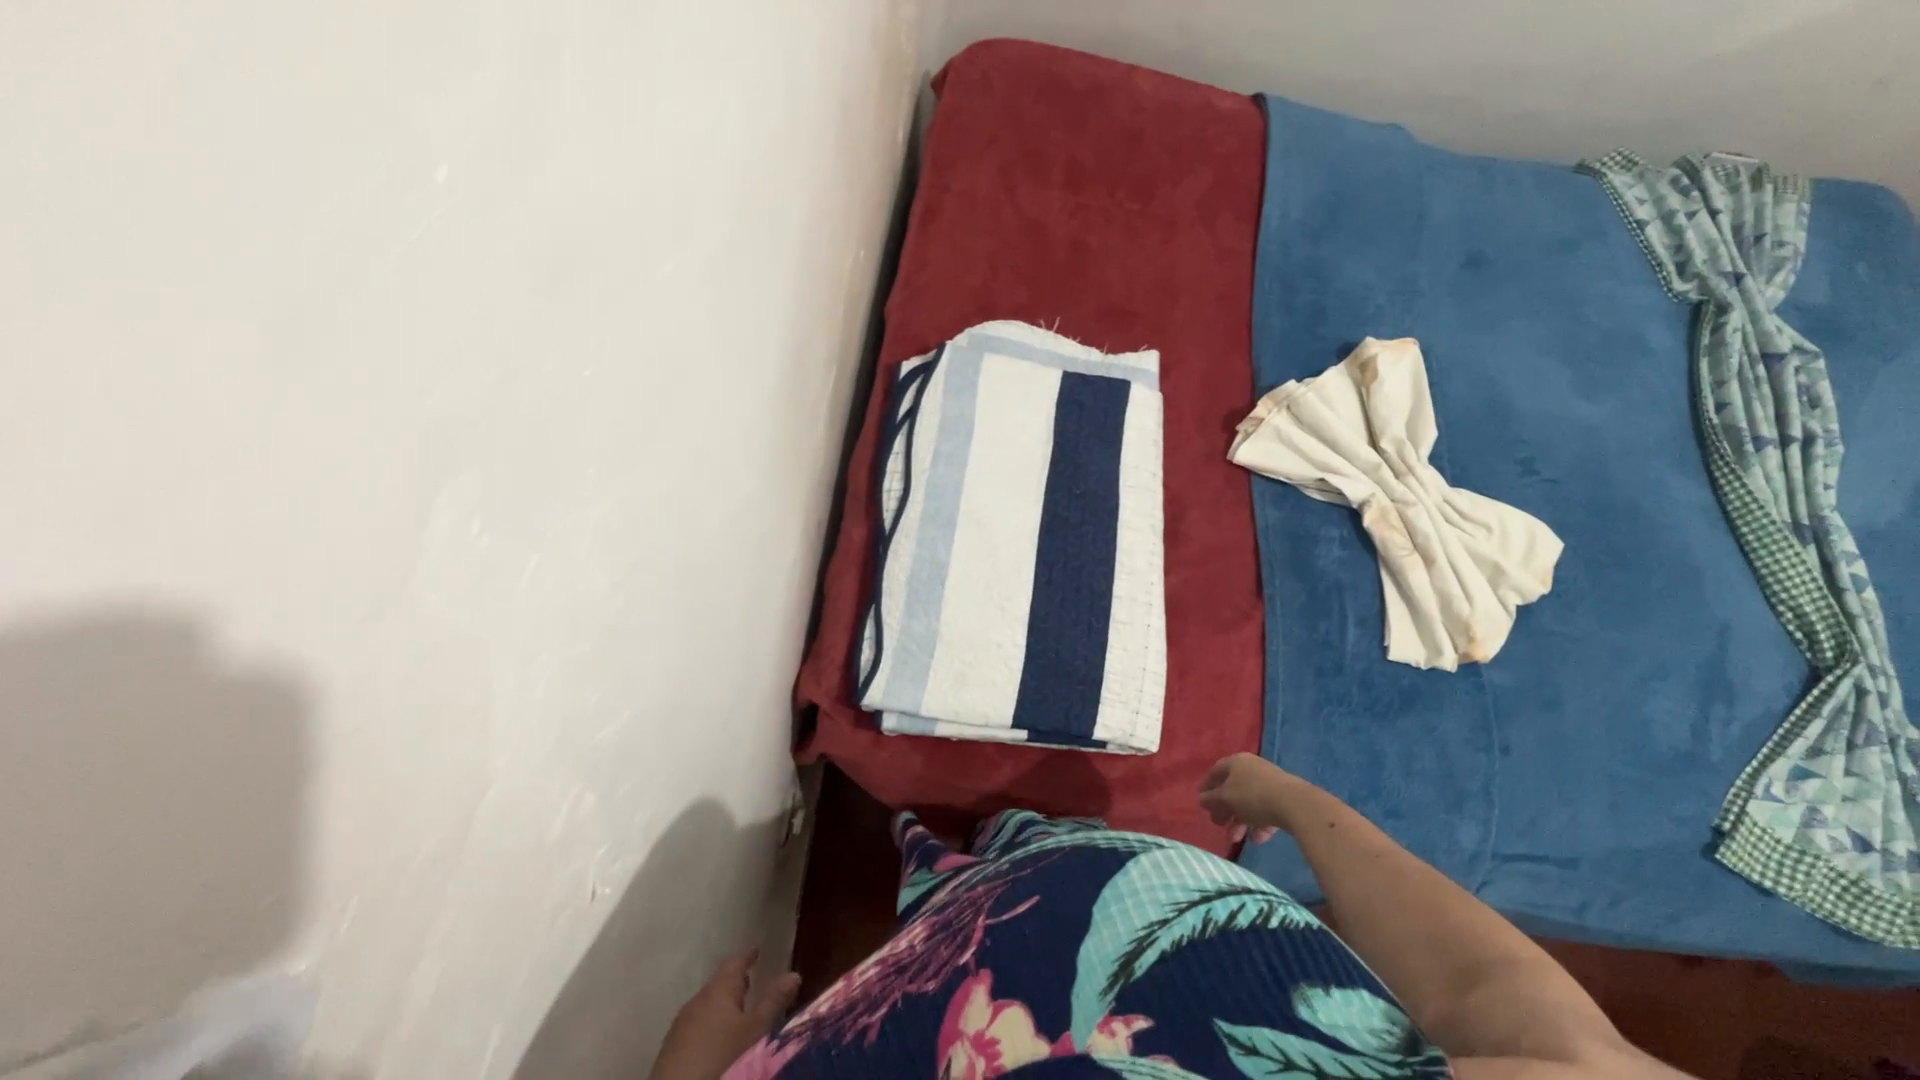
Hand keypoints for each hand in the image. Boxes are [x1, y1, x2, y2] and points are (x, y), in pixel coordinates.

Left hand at [650, 948, 801, 1079]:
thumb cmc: (723, 1055)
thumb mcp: (757, 1030)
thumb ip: (774, 1001)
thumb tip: (794, 974)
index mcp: (719, 990)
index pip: (733, 963)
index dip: (746, 956)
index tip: (756, 950)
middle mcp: (697, 1001)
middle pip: (718, 984)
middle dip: (734, 982)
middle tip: (749, 979)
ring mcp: (682, 1024)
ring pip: (706, 1005)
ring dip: (722, 1004)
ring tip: (737, 1010)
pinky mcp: (672, 1046)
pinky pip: (696, 1024)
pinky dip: (710, 1022)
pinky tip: (716, 1037)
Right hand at [1199, 752, 1298, 844]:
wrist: (1295, 804)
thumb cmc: (1253, 796)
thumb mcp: (1226, 798)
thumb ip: (1211, 799)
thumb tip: (1202, 799)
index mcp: (1236, 762)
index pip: (1216, 771)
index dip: (1206, 785)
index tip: (1201, 801)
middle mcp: (1252, 769)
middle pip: (1233, 790)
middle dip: (1224, 810)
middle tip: (1218, 825)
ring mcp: (1270, 783)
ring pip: (1249, 803)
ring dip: (1240, 822)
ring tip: (1236, 839)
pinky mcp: (1284, 798)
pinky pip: (1266, 811)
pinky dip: (1259, 824)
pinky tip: (1257, 839)